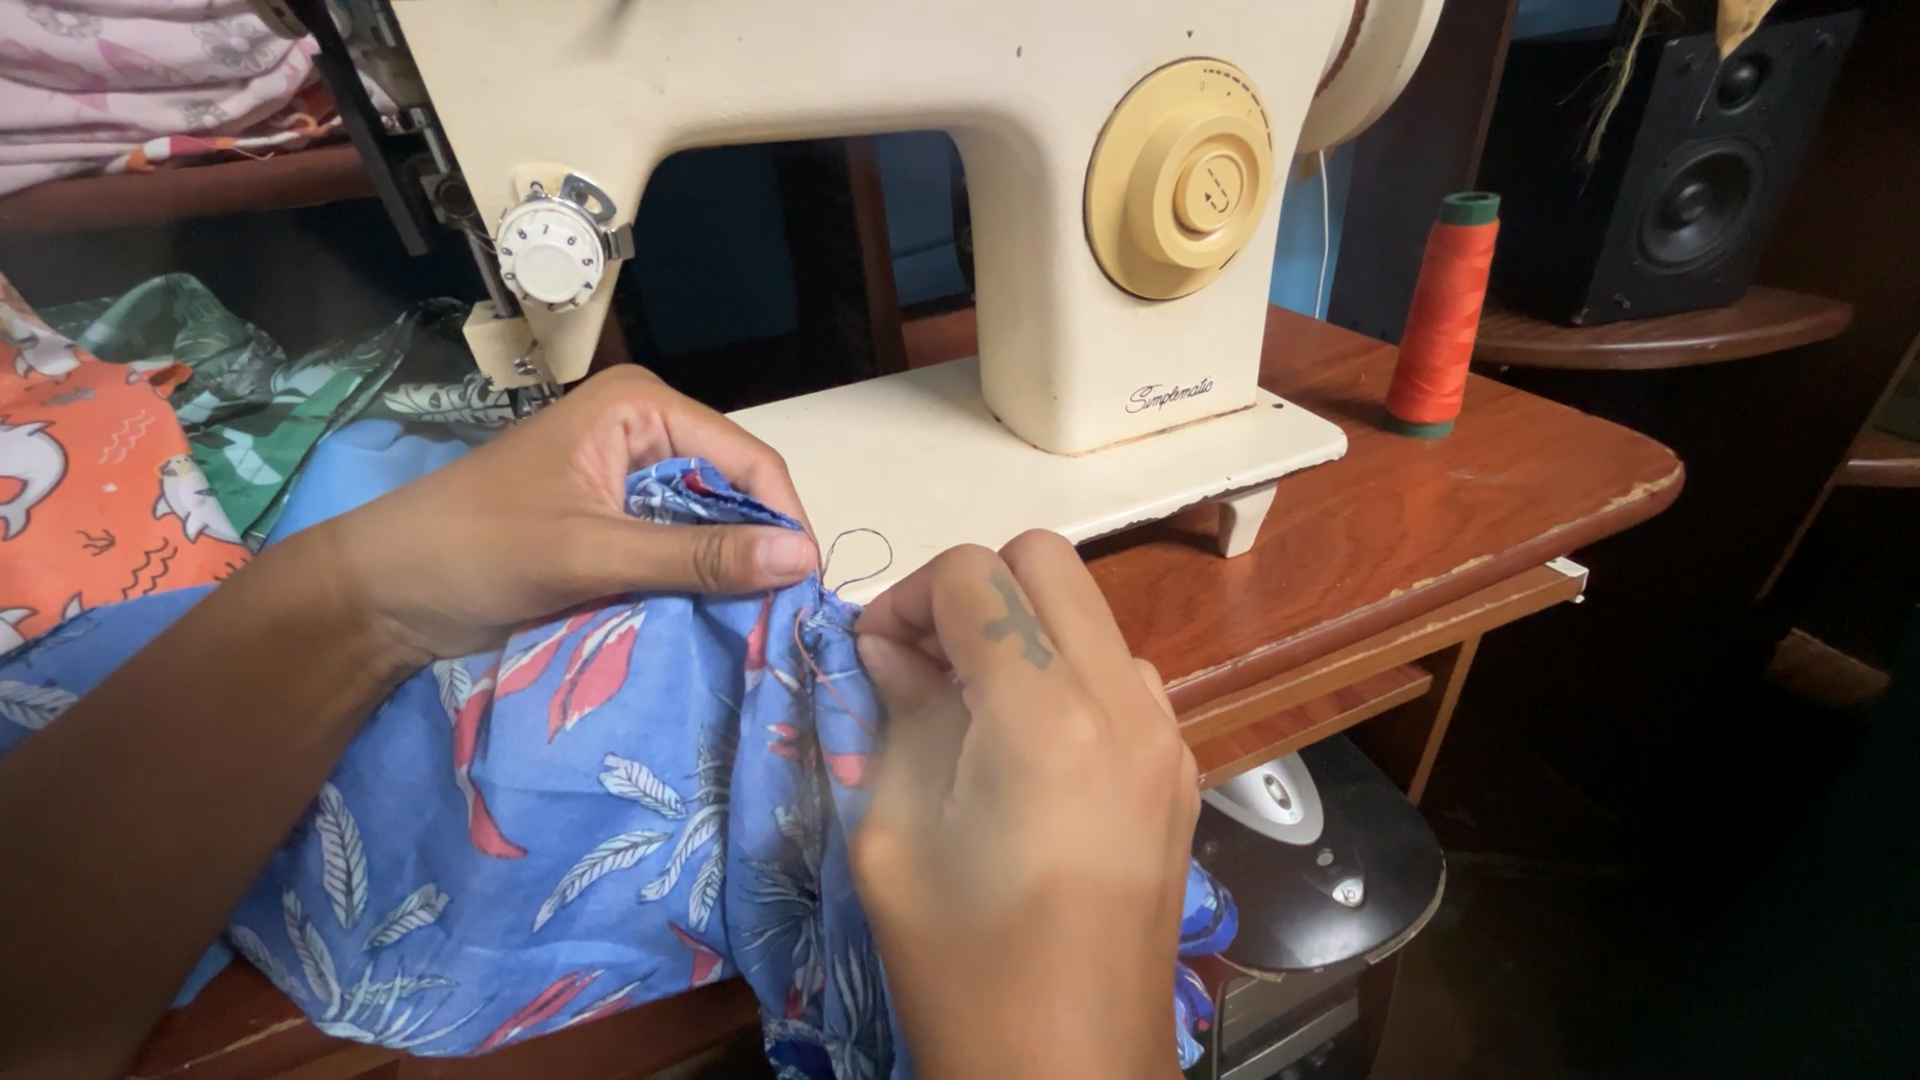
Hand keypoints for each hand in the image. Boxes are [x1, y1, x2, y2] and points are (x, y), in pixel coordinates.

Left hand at [315, 365, 817, 661]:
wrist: (381, 597)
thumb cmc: (477, 550)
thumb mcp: (593, 552)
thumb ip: (698, 555)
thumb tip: (804, 559)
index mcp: (642, 408)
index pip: (747, 460)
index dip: (782, 519)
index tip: (804, 587)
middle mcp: (650, 432)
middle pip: (737, 489)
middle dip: (760, 546)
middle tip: (784, 611)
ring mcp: (636, 476)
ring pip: (716, 521)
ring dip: (733, 568)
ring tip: (761, 618)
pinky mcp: (625, 517)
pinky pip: (687, 545)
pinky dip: (702, 579)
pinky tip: (718, 612)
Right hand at [851, 531, 1197, 1078]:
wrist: (1072, 1072)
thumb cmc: (962, 966)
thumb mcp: (893, 833)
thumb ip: (894, 713)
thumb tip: (889, 646)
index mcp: (1047, 718)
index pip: (975, 575)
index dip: (909, 596)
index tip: (878, 653)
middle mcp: (1123, 702)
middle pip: (1045, 559)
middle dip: (972, 589)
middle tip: (926, 661)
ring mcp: (1164, 730)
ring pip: (1086, 608)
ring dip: (1022, 627)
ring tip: (976, 704)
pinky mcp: (1178, 762)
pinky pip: (1119, 667)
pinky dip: (1066, 669)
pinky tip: (1035, 743)